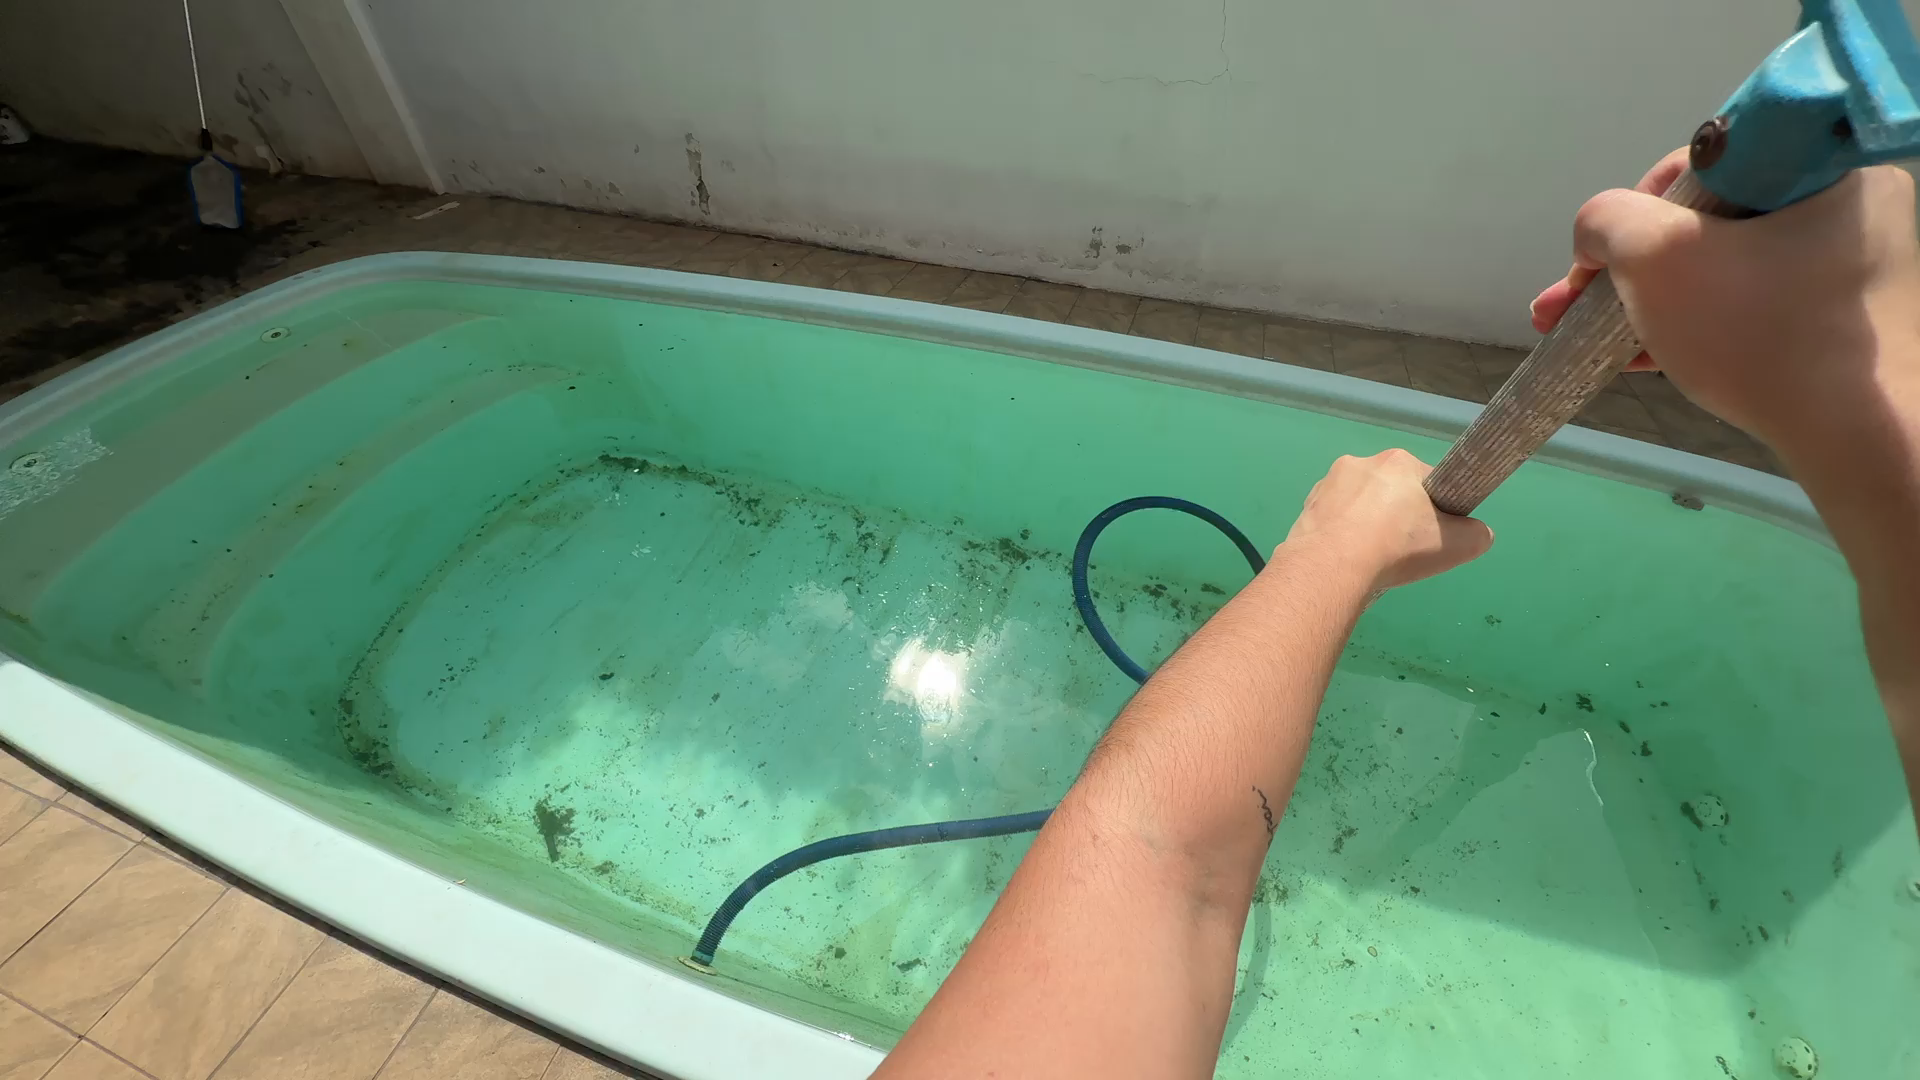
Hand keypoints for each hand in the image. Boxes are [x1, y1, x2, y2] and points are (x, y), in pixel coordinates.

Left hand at [1283, 449, 1492, 590]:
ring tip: (1368, 554)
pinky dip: (1339, 534)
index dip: (1432, 507)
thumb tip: (1474, 533)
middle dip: (1395, 514)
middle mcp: (1357, 463)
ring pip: (1357, 504)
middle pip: (1388, 490)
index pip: (1425, 481)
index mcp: (1397, 461)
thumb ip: (1476, 533)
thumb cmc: (1398, 547)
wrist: (1331, 566)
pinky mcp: (1304, 507)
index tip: (1427, 531)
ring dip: (1364, 524)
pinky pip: (1331, 519)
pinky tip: (1344, 556)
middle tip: (1398, 547)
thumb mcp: (1460, 544)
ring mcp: (1325, 484)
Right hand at [1528, 148, 1919, 457]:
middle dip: (1612, 270)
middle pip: (1691, 225)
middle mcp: (1835, 205)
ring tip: (1572, 338)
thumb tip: (1596, 234)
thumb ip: (1608, 222)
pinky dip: (1672, 325)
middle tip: (1557, 311)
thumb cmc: (1754, 327)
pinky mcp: (1823, 313)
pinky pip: (1727, 304)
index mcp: (1816, 170)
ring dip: (1628, 302)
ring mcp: (1834, 262)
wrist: (1853, 421)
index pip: (1695, 167)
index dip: (1629, 214)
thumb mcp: (1656, 255)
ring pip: (1703, 270)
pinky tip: (1628, 355)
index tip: (1593, 266)